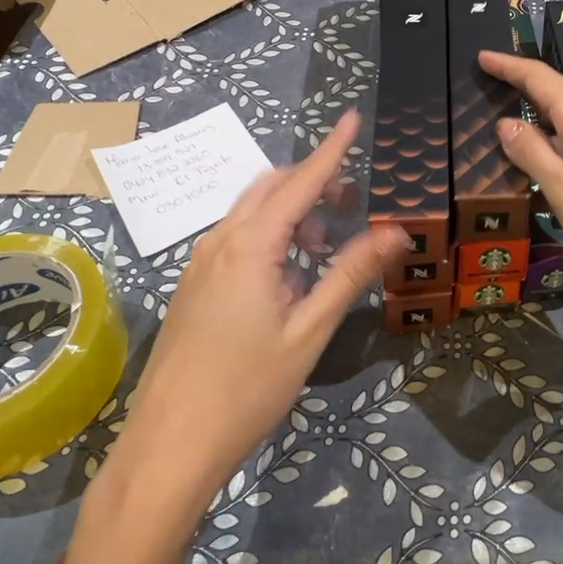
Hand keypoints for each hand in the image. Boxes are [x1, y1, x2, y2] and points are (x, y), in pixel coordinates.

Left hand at [124, 111, 409, 474]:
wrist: (168, 447)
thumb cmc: (246, 389)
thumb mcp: (309, 331)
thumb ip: (350, 275)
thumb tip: (395, 231)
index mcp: (249, 247)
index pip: (300, 182)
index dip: (331, 149)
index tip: (352, 116)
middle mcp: (220, 243)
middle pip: (271, 189)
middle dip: (313, 183)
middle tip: (351, 206)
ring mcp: (199, 265)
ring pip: (251, 213)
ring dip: (291, 214)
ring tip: (324, 250)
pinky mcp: (192, 287)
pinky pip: (236, 238)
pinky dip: (269, 236)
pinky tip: (288, 278)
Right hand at [479, 50, 562, 308]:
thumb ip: (532, 154)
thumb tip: (505, 122)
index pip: (539, 78)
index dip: (508, 66)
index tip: (480, 57)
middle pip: (555, 91)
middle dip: (521, 86)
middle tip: (484, 89)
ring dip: (539, 112)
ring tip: (506, 122)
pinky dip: (558, 133)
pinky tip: (547, 154)